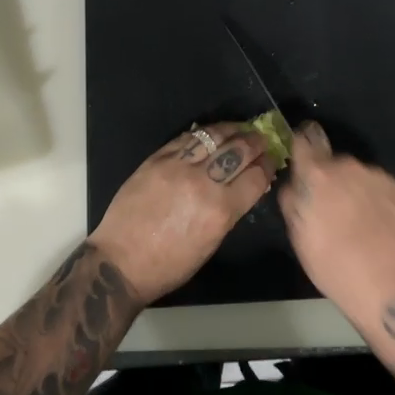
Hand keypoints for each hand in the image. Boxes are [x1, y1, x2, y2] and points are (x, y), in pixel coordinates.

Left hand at [88, 122, 274, 302]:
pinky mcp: (157, 159)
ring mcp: (177, 166)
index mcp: (221, 210)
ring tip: (241, 129)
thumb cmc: (170, 264)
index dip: (268, 166)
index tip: (272, 161)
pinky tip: (212, 134)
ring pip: (213, 136)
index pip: (256, 176)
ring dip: (232, 130)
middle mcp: (203, 182)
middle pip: (238, 150)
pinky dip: (204, 133)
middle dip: (255, 143)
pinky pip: (187, 138)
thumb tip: (247, 187)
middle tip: (261, 140)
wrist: (122, 261)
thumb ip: (231, 211)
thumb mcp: (212, 243)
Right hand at [279, 121, 394, 321]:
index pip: (303, 140)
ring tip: (363, 226)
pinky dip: (380, 203)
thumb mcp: (300, 239)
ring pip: (360, 177)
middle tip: (334, 211)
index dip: (301, 147)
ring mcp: (379, 177)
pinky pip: (383, 190)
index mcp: (316, 176)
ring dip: (357, 192)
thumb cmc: (337, 268)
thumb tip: (295, 186)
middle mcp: (349, 167)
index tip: (302, 158)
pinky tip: (384, 230)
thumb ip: (293, 203)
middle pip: (334, 163)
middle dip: (332, 181)